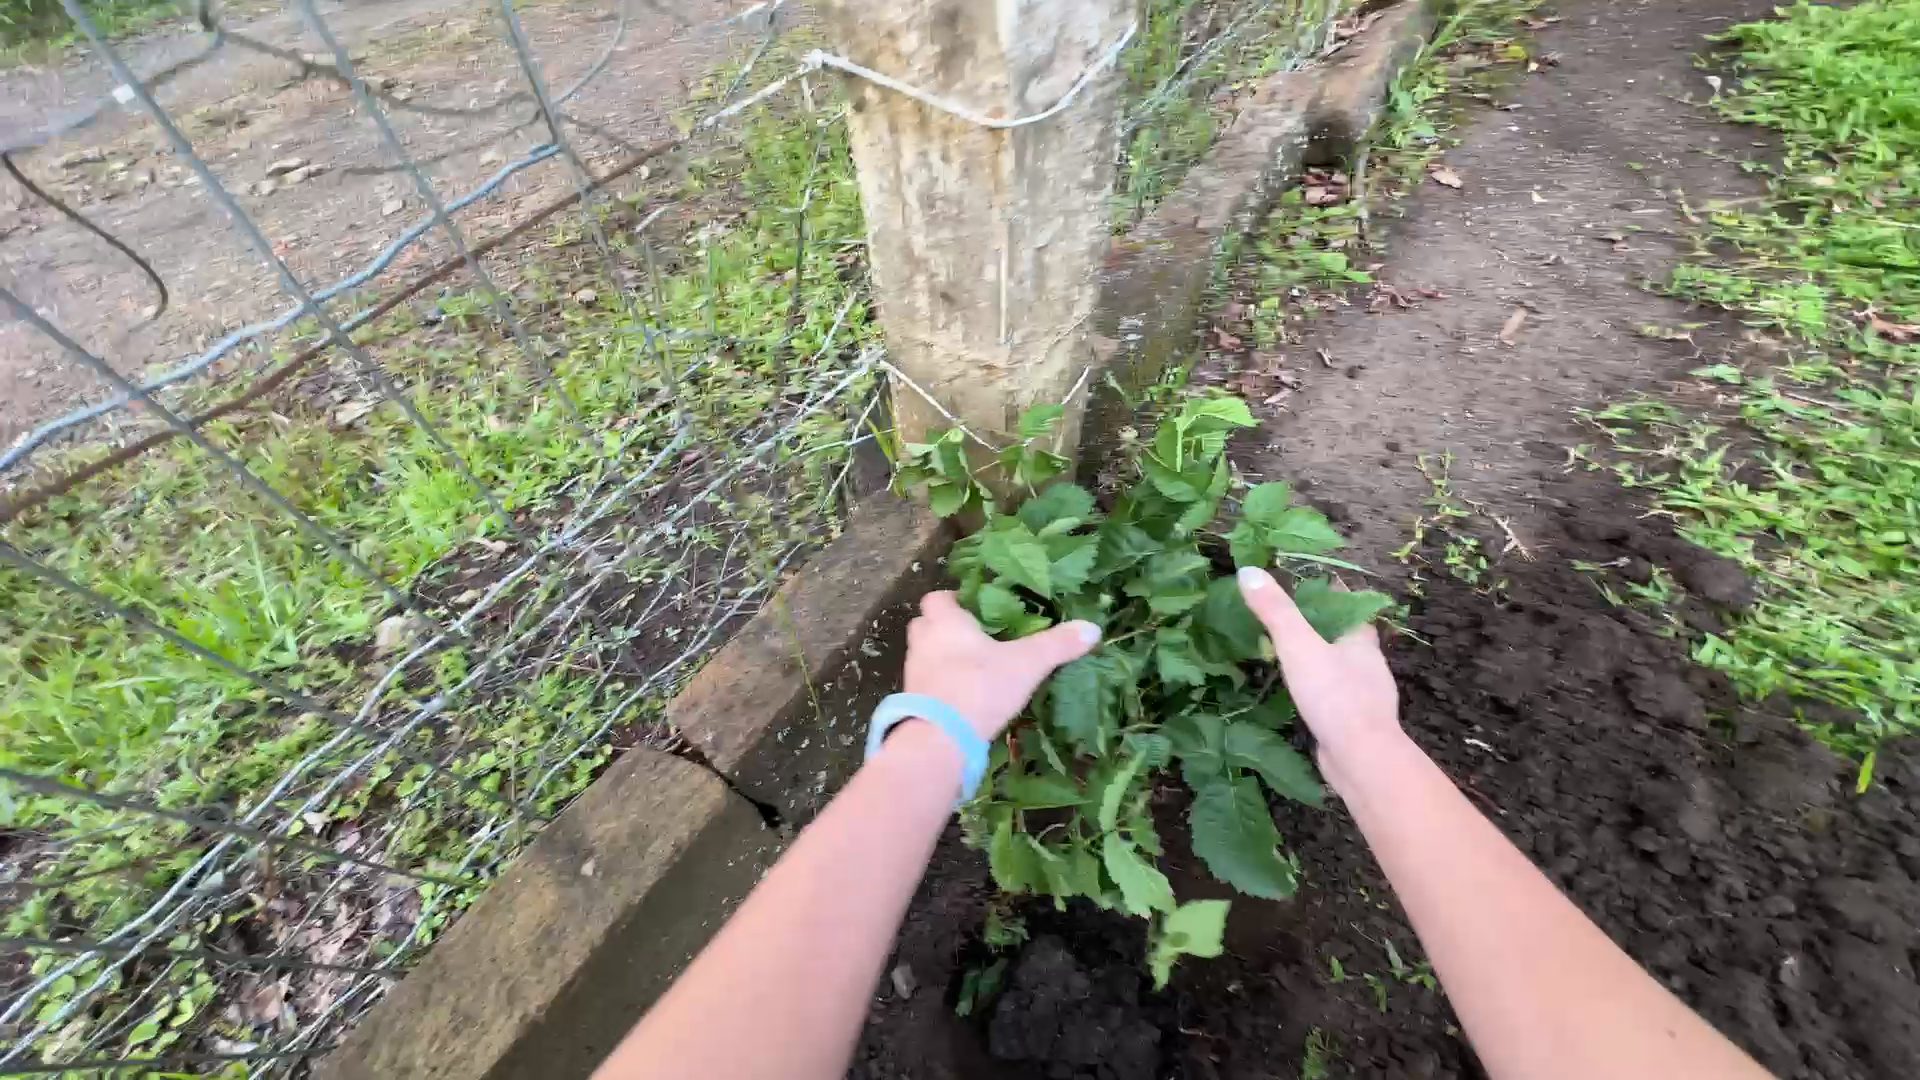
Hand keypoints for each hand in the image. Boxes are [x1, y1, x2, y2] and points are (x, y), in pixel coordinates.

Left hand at [901, 591, 1101, 739]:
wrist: (941, 738)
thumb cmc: (980, 686)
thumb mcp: (1027, 663)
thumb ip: (1057, 645)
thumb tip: (1093, 628)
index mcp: (946, 622)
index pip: (936, 598)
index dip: (953, 600)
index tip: (975, 607)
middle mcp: (924, 642)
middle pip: (924, 624)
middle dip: (944, 627)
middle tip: (973, 635)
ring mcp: (913, 673)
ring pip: (923, 654)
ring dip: (941, 657)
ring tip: (971, 666)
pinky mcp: (913, 702)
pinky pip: (925, 684)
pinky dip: (940, 685)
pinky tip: (962, 696)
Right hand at [1235, 567, 1403, 790]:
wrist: (1361, 758)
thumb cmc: (1334, 695)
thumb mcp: (1299, 646)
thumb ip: (1275, 611)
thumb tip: (1248, 571)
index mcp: (1361, 640)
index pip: (1349, 605)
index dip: (1328, 592)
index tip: (1302, 583)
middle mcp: (1368, 664)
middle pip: (1344, 634)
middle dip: (1318, 624)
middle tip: (1285, 615)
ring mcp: (1364, 694)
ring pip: (1339, 665)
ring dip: (1317, 656)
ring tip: (1285, 651)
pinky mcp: (1353, 720)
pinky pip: (1333, 693)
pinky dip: (1317, 686)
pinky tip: (1299, 691)